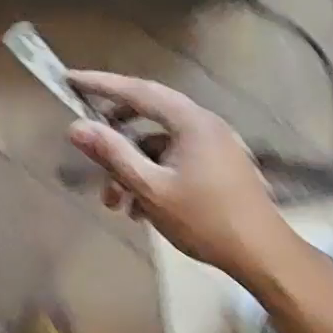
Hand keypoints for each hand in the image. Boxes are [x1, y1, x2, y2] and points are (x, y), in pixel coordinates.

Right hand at [67, 70, 320, 293]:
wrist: (261, 253)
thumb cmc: (204, 219)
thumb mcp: (150, 188)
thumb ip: (113, 154)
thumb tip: (76, 126)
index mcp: (191, 121)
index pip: (137, 90)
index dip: (101, 84)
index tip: (71, 78)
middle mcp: (204, 124)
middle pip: (148, 114)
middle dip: (114, 135)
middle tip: (88, 145)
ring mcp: (215, 144)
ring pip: (159, 143)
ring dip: (132, 166)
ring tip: (114, 202)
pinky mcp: (219, 165)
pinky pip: (175, 158)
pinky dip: (152, 174)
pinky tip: (139, 209)